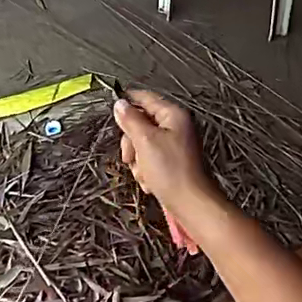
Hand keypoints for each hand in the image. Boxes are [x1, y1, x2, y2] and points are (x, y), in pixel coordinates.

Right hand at [114, 89, 218, 213]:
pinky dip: (145, 170)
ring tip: (144, 173)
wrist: (189, 203)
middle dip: (131, 142)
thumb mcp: (145, 140)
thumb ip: (131, 120)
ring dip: (137, 160)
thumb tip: (119, 103)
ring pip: (142, 143)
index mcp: (173, 115)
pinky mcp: (171, 162)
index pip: (145, 98)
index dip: (127, 102)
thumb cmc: (170, 170)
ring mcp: (174, 144)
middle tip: (130, 157)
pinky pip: (149, 159)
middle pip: (141, 123)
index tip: (111, 108)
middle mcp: (175, 126)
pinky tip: (150, 181)